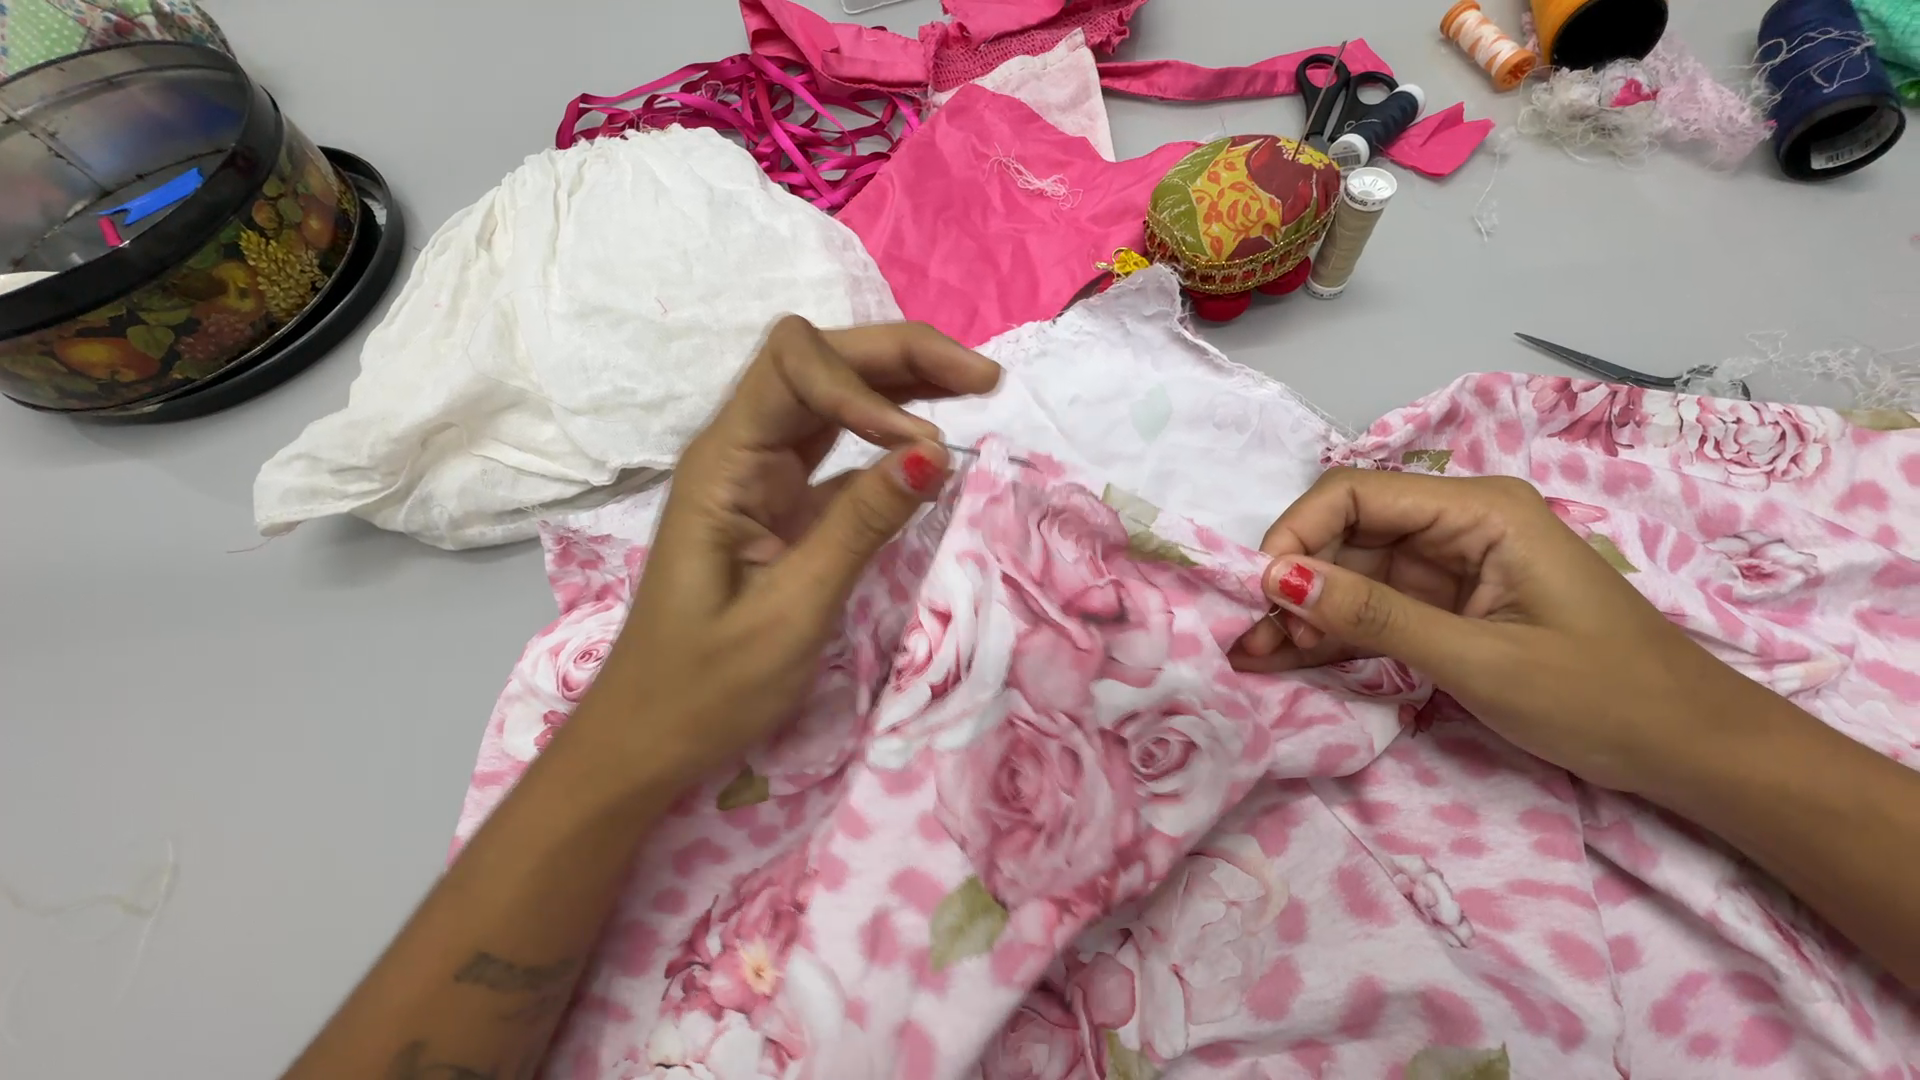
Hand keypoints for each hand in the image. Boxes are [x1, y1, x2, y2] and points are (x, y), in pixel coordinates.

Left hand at [572, 317, 1000, 776]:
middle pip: (817, 362)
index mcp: (723, 464)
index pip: (792, 366)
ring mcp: (761, 474)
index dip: (865, 384)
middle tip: (983, 380)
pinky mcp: (782, 504)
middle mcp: (740, 449)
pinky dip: (886, 436)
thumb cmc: (706, 686)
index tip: (924, 443)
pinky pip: (838, 448)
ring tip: (972, 390)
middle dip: (900, 357)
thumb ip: (861, 526)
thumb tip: (934, 455)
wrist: (651, 735)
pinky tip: (929, 444)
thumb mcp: (793, 611)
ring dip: (899, 384)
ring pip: (830, 395)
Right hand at [1231, 468, 1774, 793]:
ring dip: (1301, 615)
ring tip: (1252, 656)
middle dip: (1292, 583)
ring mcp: (1446, 569)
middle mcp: (1455, 526)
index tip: (1261, 590)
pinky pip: (1369, 612)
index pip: (1356, 494)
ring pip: (1347, 577)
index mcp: (1479, 511)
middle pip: (1344, 536)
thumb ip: (1372, 615)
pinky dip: (1329, 636)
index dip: (1297, 533)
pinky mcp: (1441, 608)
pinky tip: (1284, 659)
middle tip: (1249, 637)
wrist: (1695, 755)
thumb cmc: (1603, 696)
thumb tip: (1277, 578)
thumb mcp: (1478, 658)